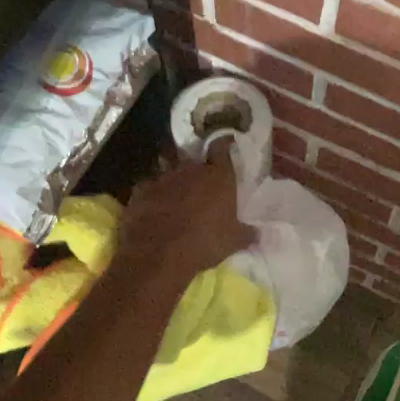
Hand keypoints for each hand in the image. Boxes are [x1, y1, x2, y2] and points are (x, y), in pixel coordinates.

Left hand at [113, 151, 254, 285]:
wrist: (159, 255)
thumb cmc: (205, 243)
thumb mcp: (234, 241)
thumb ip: (247, 233)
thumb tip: (259, 233)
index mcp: (218, 176)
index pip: (222, 147)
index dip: (223, 146)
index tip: (225, 147)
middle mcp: (191, 169)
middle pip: (195, 161)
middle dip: (198, 171)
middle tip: (201, 186)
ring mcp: (163, 178)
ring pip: (171, 173)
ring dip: (175, 183)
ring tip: (177, 199)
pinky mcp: (140, 190)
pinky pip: (150, 188)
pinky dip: (153, 195)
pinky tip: (154, 209)